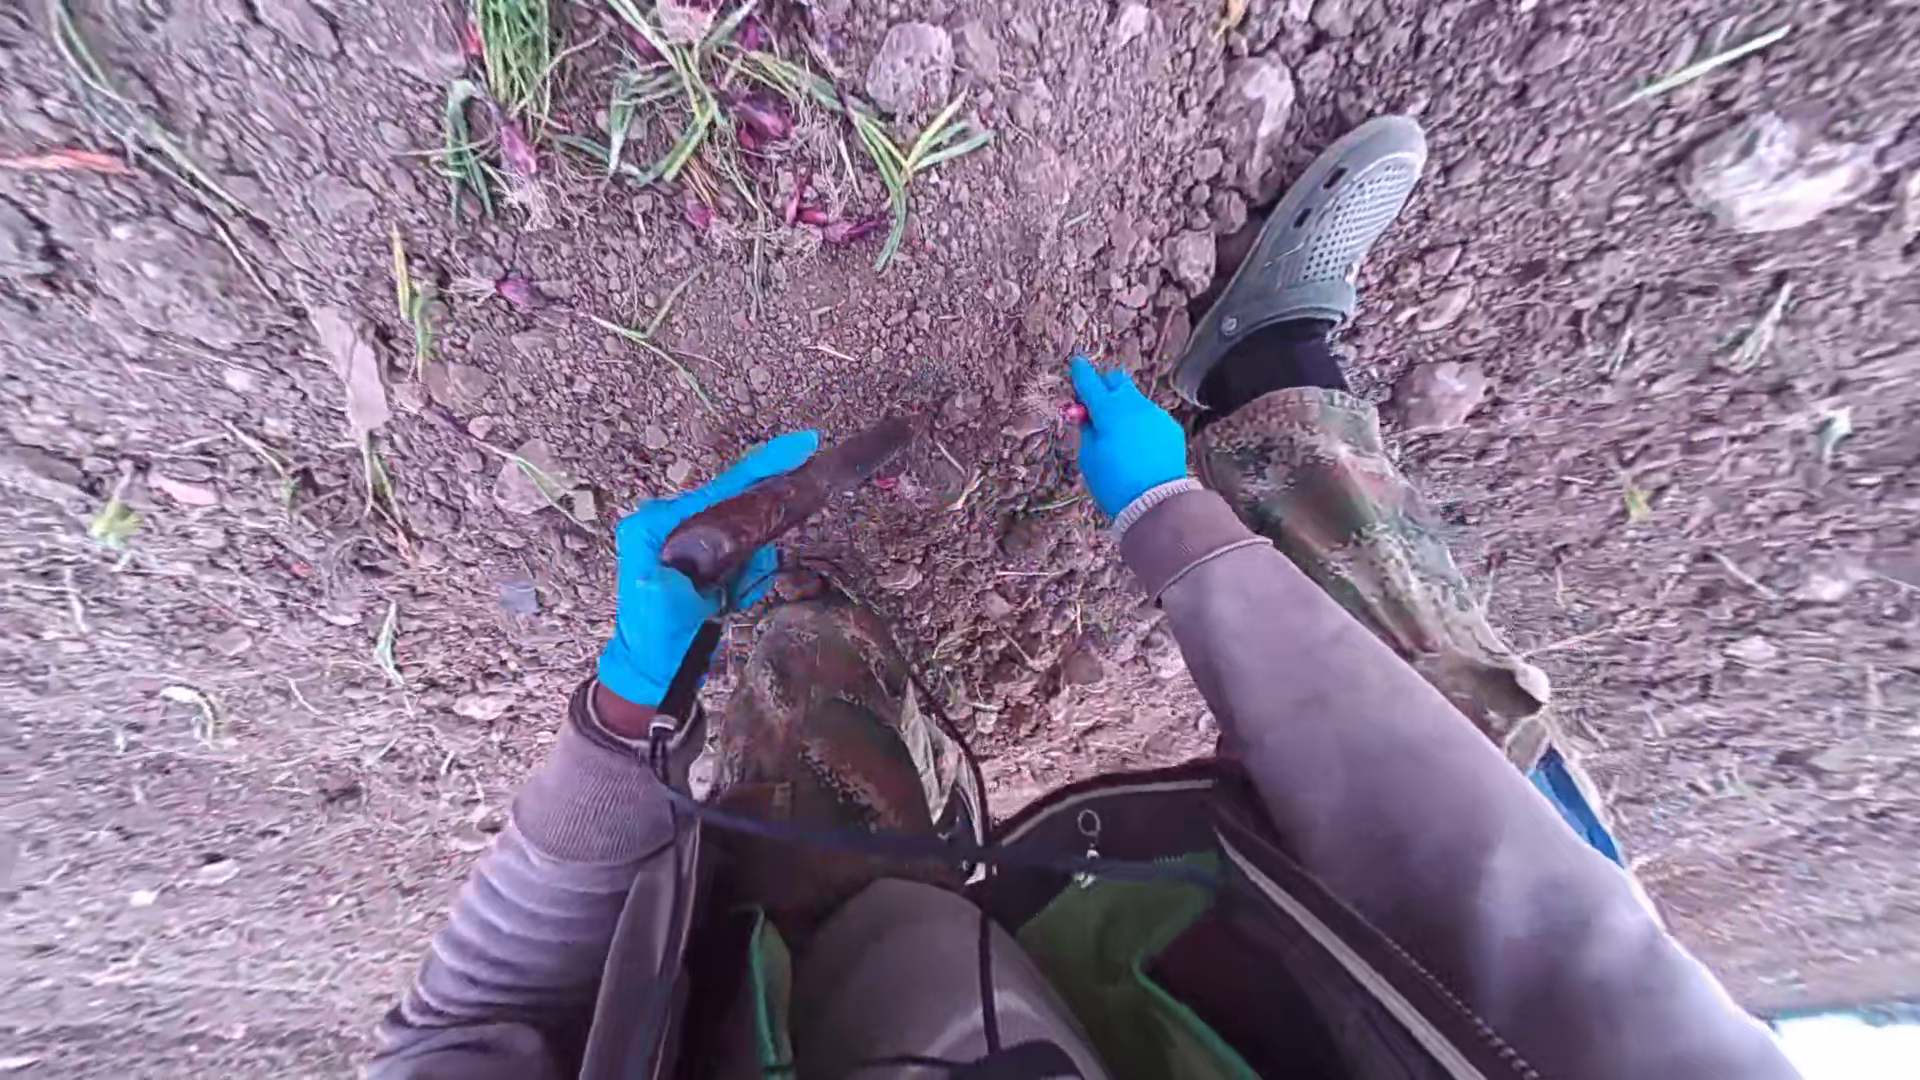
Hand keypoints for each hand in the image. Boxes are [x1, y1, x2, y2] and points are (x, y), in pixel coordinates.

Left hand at [597, 431, 819, 706]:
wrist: (654, 668)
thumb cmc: (654, 638)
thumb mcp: (660, 613)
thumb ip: (663, 590)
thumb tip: (660, 574)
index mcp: (659, 525)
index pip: (723, 487)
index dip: (766, 465)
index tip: (804, 444)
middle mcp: (674, 522)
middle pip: (739, 504)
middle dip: (757, 537)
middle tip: (745, 573)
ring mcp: (691, 537)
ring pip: (748, 531)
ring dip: (750, 566)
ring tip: (728, 597)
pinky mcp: (706, 553)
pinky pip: (746, 552)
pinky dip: (749, 575)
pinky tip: (729, 597)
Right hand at [1070, 355, 1188, 517]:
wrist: (1155, 503)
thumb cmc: (1113, 482)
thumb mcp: (1089, 458)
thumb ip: (1086, 430)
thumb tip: (1085, 415)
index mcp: (1110, 411)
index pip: (1091, 383)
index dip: (1081, 373)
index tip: (1077, 363)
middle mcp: (1135, 406)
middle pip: (1118, 380)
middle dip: (1105, 384)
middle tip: (1095, 401)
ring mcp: (1156, 415)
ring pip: (1135, 400)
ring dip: (1122, 407)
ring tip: (1116, 432)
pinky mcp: (1170, 428)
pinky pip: (1149, 417)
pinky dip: (1138, 423)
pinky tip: (1135, 445)